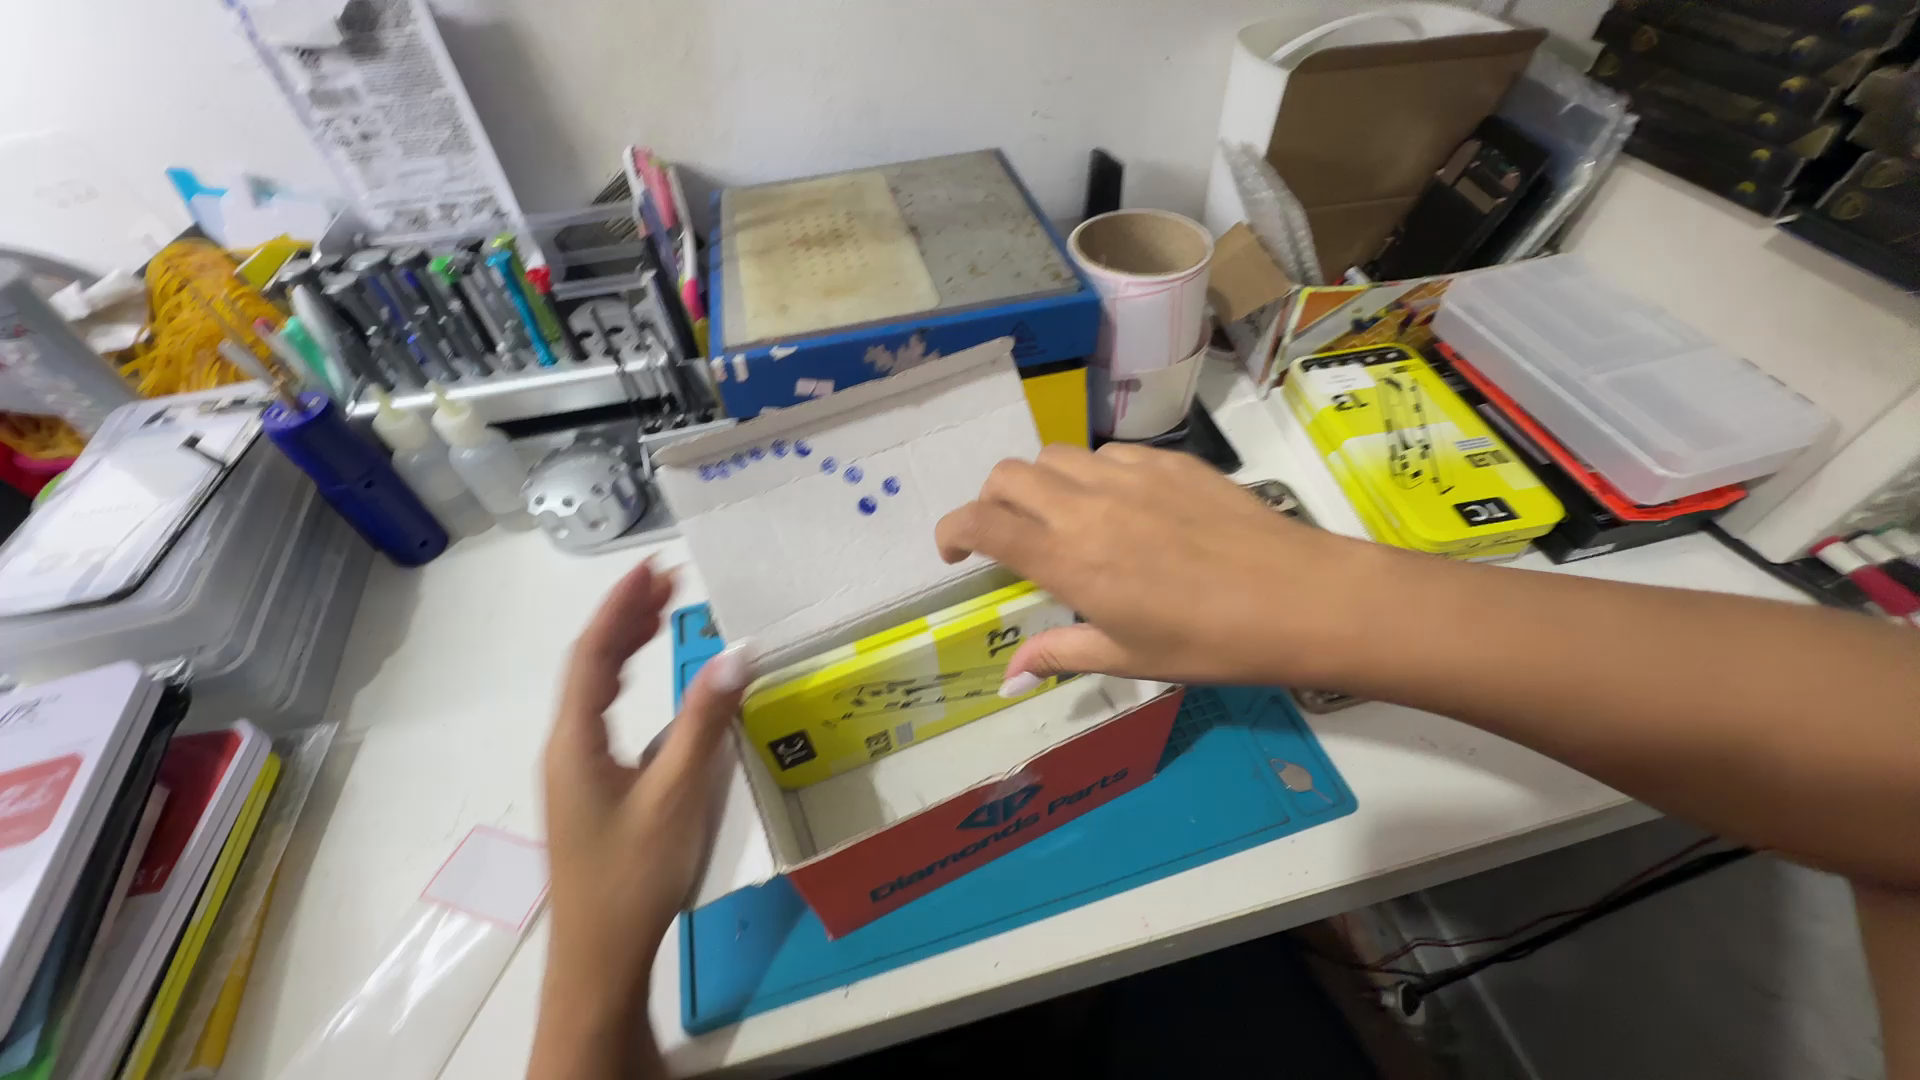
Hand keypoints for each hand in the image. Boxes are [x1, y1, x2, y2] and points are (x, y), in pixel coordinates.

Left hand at [541, 559, 748, 1000]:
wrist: (599, 955)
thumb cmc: (634, 874)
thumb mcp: (677, 795)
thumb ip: (706, 721)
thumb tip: (738, 652)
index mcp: (576, 741)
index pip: (594, 655)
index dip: (621, 606)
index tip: (652, 568)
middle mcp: (567, 745)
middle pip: (591, 665)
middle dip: (626, 617)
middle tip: (668, 582)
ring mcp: (576, 767)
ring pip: (596, 689)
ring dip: (626, 645)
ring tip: (662, 613)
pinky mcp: (592, 784)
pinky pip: (606, 713)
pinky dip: (629, 681)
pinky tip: (652, 681)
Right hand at [935, 443, 1376, 688]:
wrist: (1300, 598)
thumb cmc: (1208, 641)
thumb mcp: (1128, 657)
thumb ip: (1059, 654)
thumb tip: (1010, 678)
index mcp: (1069, 558)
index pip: (982, 524)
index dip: (951, 530)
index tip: (952, 553)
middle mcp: (1087, 505)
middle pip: (1009, 474)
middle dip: (992, 501)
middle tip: (1010, 537)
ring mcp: (1129, 475)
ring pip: (1057, 455)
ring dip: (1043, 483)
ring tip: (1066, 518)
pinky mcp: (1168, 461)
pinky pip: (1108, 453)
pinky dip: (1094, 474)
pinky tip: (1123, 506)